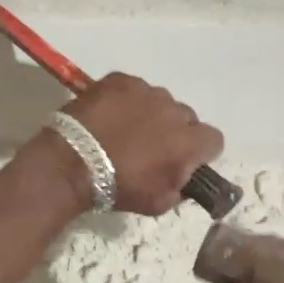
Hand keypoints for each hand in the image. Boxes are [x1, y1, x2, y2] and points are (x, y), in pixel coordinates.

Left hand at [59, 73, 223, 215]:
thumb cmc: (116, 188)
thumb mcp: (158, 203)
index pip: (213, 139)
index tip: (182, 159)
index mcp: (189, 141)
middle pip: (184, 117)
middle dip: (172, 130)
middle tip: (147, 146)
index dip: (199, 150)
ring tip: (123, 128)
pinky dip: (123, 99)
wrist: (70, 164)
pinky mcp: (119, 80)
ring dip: (148, 113)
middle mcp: (173, 110)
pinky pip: (131, 88)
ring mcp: (145, 90)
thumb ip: (181, 187)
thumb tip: (183, 176)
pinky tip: (107, 114)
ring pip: (158, 100)